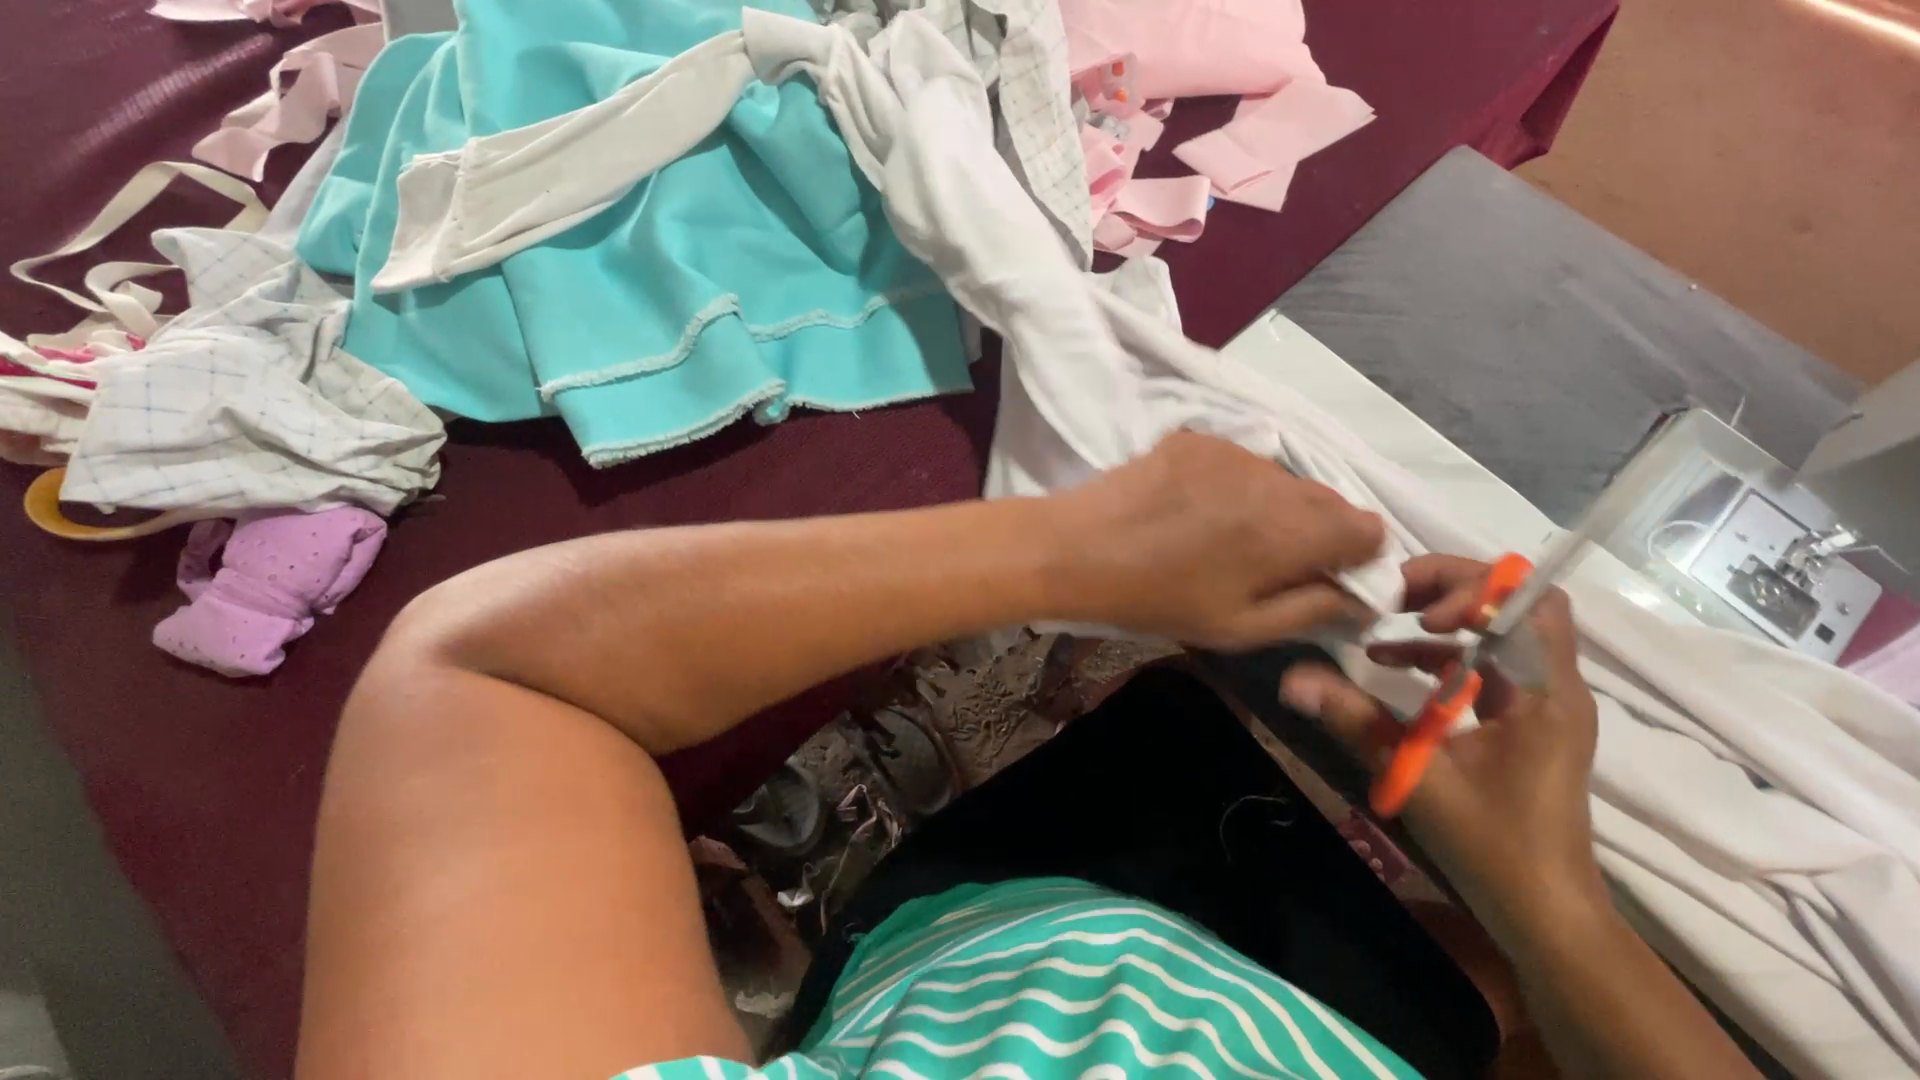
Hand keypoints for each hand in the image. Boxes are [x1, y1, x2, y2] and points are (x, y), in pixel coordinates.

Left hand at [1048, 431, 1385, 649]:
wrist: (1077, 550)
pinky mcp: (1197, 439)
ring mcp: (1233, 452)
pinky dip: (1234, 484)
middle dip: (1316, 531)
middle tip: (1270, 562)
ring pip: (1283, 479)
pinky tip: (1193, 509)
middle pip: (1329, 500)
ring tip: (1224, 535)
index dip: (1356, 556)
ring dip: (1274, 505)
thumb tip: (1359, 596)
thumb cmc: (1158, 600)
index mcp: (1293, 530)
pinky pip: (1239, 462)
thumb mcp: (1239, 627)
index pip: (1368, 528)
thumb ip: (1312, 609)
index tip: (1324, 575)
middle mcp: (1274, 480)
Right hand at [1279, 555, 1605, 928]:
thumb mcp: (1415, 776)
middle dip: (1454, 588)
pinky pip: (1492, 662)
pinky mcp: (1527, 720)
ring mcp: (1544, 704)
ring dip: (1447, 617)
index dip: (1470, 590)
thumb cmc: (1493, 846)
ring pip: (1506, 629)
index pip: (1527, 604)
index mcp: (1543, 695)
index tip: (1411, 613)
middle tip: (1392, 598)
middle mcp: (1554, 688)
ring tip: (1384, 625)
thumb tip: (1293, 680)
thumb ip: (1356, 721)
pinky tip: (1394, 665)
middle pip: (1519, 604)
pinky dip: (1447, 652)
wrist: (1545, 912)